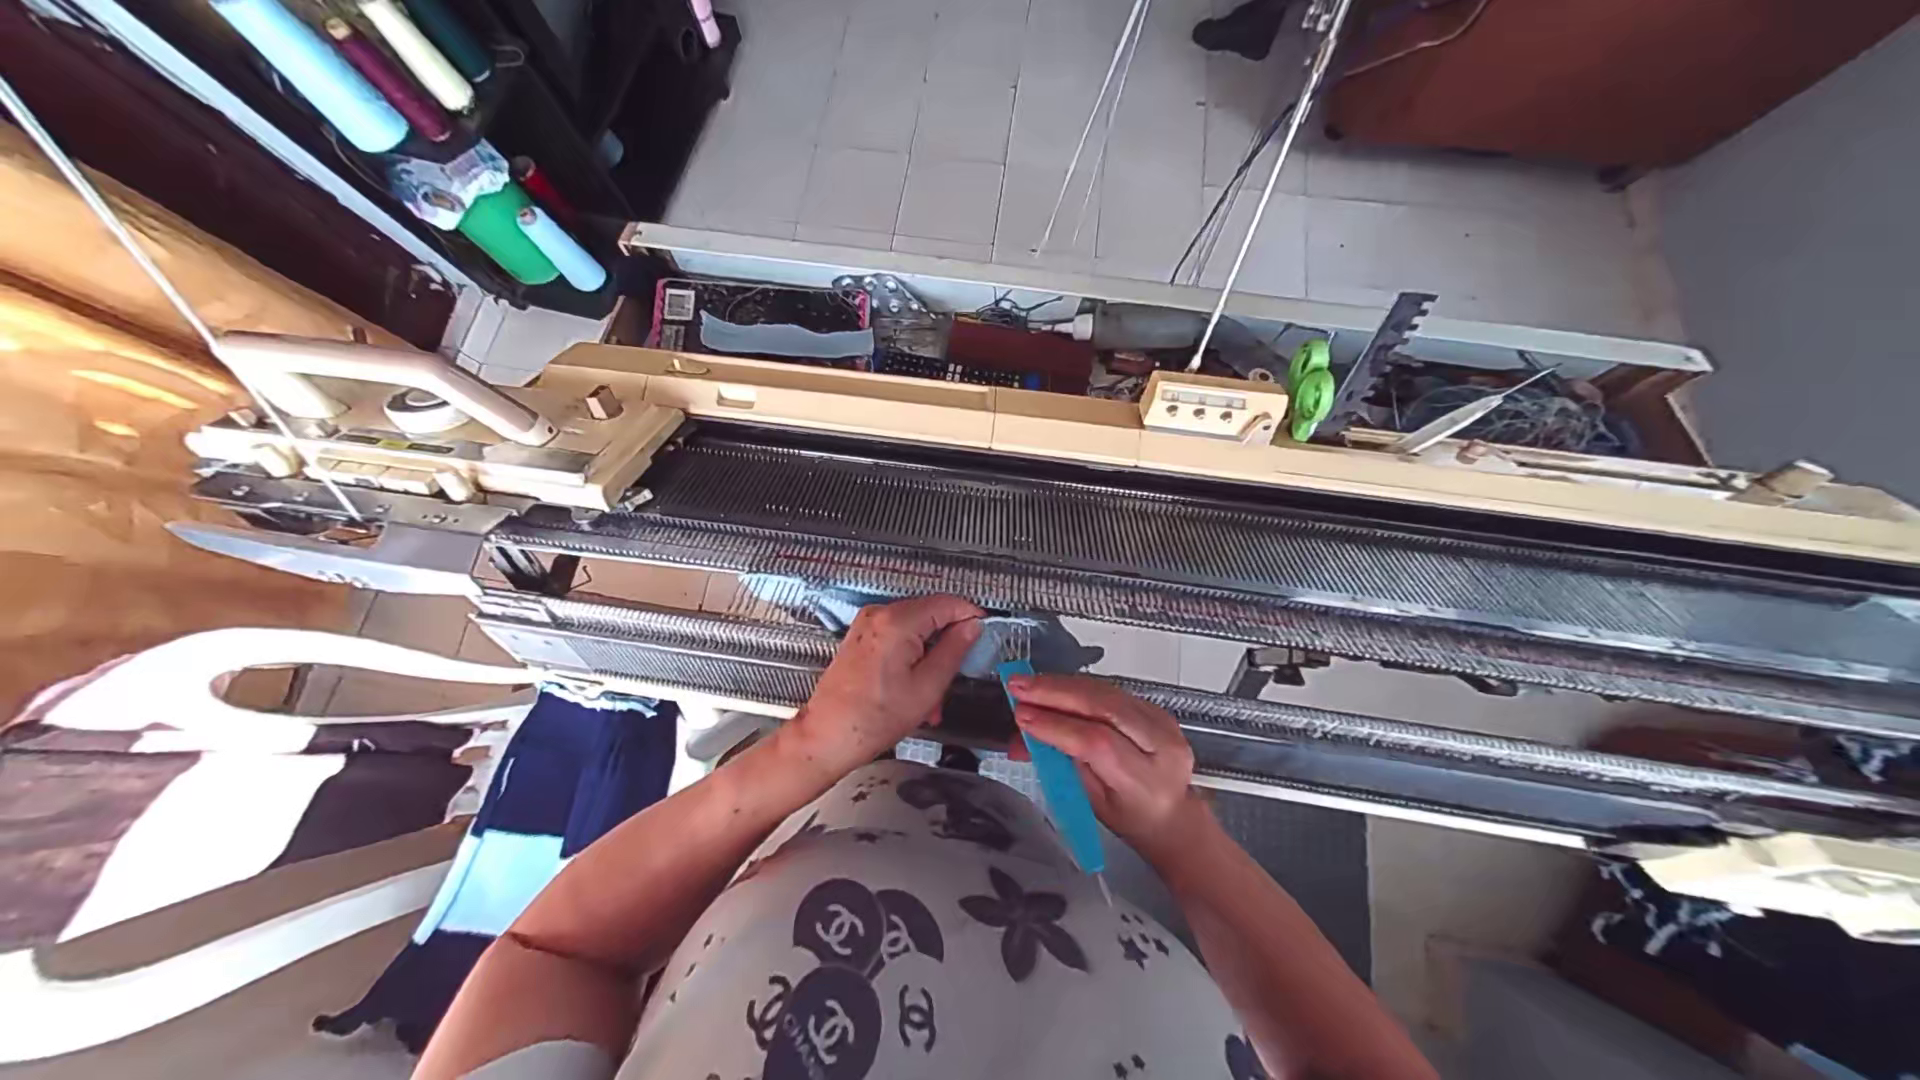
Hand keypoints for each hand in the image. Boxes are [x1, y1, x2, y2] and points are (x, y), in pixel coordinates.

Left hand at [779, 594, 983, 782]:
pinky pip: (898, 638)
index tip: (984, 633)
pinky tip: (914, 690)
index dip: (970, 617)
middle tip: (957, 674)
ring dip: (930, 657)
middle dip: (947, 644)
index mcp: (897, 622)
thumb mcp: (928, 686)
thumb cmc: (870, 718)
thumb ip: (954, 650)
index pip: (947, 603)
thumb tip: (972, 627)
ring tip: (932, 696)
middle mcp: (879, 615)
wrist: (827, 736)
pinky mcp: (862, 638)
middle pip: (931, 615)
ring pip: (916, 630)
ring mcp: (867, 625)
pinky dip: (912, 659)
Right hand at [1007, 675, 1205, 856]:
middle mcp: (1161, 746)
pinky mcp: (1156, 708)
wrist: (1172, 814)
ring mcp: (1162, 722)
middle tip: (1019, 687)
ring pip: (1106, 691)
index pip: (1097, 742)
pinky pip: (1111, 690)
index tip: (1022, 717)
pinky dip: (1077, 686)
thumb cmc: (1129, 816)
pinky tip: (1052, 685)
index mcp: (1144, 780)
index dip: (1056, 725)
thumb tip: (1023, 739)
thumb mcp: (1091, 802)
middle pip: (1103, 706)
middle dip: (1055, 693)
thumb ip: (1062, 765)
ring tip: (1028, 684)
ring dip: (1062, 684)